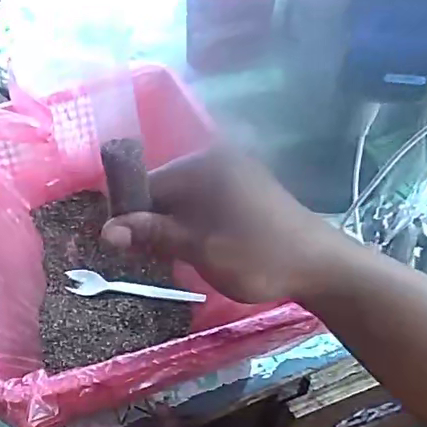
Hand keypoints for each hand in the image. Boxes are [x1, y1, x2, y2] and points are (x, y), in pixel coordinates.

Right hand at [100, 149, 362, 304]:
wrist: (321, 266)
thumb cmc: (256, 256)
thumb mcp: (199, 248)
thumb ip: (153, 235)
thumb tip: (105, 231)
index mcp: (202, 165)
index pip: (147, 185)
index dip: (130, 218)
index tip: (123, 251)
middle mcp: (216, 160)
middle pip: (165, 191)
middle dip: (152, 224)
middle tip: (148, 260)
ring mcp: (234, 174)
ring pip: (184, 201)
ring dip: (173, 228)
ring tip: (172, 259)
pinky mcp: (246, 190)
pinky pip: (205, 204)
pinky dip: (194, 225)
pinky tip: (196, 249)